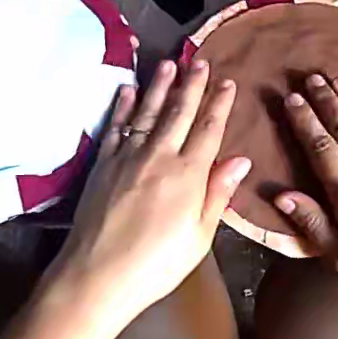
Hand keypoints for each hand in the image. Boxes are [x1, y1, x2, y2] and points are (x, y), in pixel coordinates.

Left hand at [46, 59, 248, 324]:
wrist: (96, 276)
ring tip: (169, 63)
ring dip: (160, 86)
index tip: (228, 82)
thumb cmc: (157, 264)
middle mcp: (159, 156)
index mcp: (189, 175)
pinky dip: (124, 106)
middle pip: (180, 113)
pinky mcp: (103, 164)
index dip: (220, 104)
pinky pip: (116, 127)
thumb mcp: (199, 236)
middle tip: (201, 61)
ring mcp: (128, 157)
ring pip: (148, 112)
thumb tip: (240, 159)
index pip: (209, 130)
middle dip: (193, 85)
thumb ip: (218, 193)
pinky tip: (129, 90)